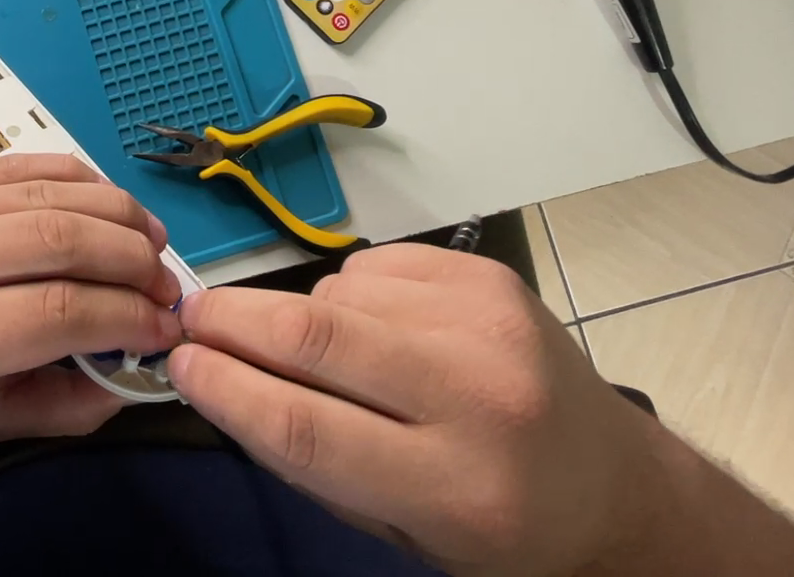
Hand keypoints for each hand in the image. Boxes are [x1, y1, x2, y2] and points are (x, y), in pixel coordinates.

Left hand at [0, 153, 182, 440]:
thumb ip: (74, 403)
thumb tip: (144, 361)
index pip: (57, 310)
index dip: (128, 315)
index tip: (167, 326)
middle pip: (58, 238)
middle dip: (132, 259)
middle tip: (166, 285)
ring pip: (47, 193)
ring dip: (117, 212)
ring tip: (152, 243)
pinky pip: (23, 165)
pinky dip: (80, 178)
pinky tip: (110, 207)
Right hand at [169, 245, 658, 576]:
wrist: (615, 486)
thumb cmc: (490, 526)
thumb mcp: (392, 524)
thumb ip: (301, 455)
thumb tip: (214, 372)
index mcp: (457, 488)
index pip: (303, 426)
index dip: (223, 386)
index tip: (178, 361)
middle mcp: (479, 396)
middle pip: (312, 335)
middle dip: (229, 318)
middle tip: (189, 316)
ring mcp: (487, 322)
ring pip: (332, 291)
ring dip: (300, 312)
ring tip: (327, 348)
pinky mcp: (486, 275)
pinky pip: (367, 266)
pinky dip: (346, 293)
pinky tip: (377, 324)